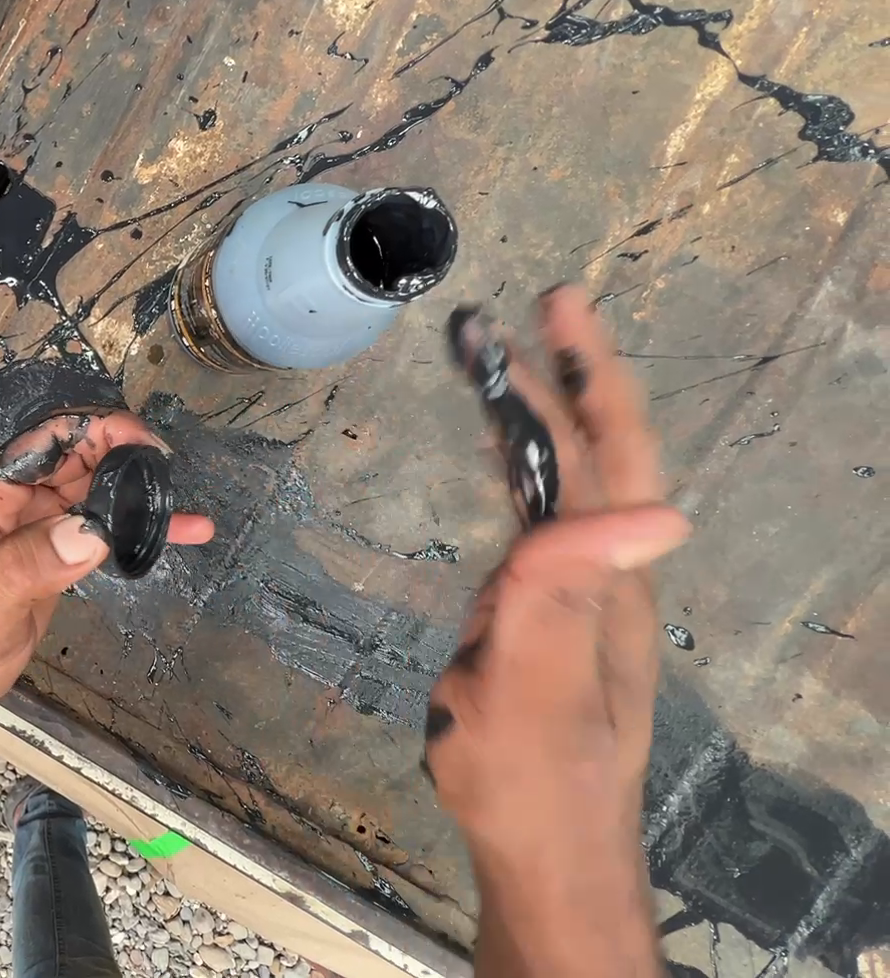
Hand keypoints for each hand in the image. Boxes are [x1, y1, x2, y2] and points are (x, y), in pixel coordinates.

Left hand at [0, 412, 214, 731]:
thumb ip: (29, 567)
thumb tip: (91, 530)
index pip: (38, 444)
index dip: (91, 431)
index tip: (143, 442)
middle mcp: (5, 503)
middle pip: (67, 456)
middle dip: (118, 451)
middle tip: (169, 468)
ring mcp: (28, 525)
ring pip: (86, 486)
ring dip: (131, 487)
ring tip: (180, 500)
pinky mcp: (49, 550)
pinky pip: (94, 524)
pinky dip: (133, 525)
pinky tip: (179, 530)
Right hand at [431, 287, 689, 974]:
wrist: (538, 844)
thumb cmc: (524, 769)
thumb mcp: (534, 685)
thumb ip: (567, 596)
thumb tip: (652, 512)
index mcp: (605, 580)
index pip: (611, 458)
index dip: (586, 379)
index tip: (552, 310)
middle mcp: (603, 576)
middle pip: (601, 457)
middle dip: (571, 376)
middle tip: (531, 313)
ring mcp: (574, 595)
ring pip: (570, 485)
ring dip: (545, 416)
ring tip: (506, 367)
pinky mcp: (539, 612)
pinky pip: (538, 518)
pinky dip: (523, 467)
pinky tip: (501, 460)